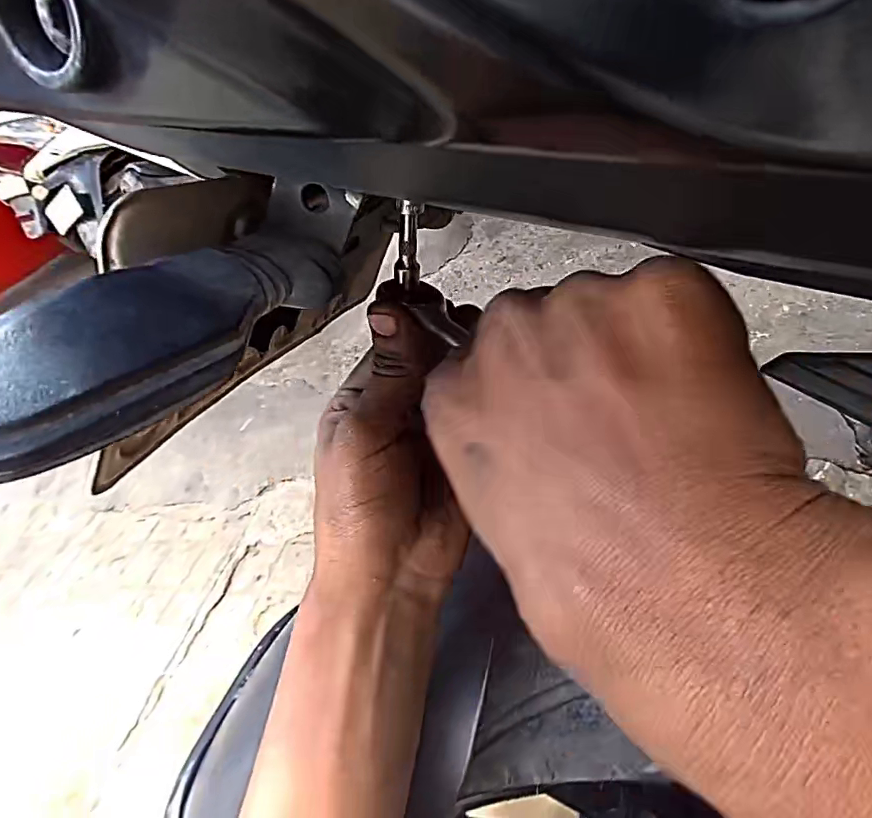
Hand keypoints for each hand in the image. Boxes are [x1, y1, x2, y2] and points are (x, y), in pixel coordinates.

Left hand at [310, 295, 469, 608]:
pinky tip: (512, 370)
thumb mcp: (362, 433)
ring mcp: (443, 419)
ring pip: (463, 370)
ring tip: (494, 344)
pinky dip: (498, 385)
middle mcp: (408, 399)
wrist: (394, 573)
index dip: (414, 314)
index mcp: (369, 392)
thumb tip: (391, 310)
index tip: (436, 297)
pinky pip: (486, 403)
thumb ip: (386, 374)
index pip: (395, 337)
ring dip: (476, 354)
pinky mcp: (472, 439)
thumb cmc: (358, 507)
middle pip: (434, 348)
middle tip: (472, 323)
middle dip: (451, 330)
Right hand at [420, 258, 826, 664]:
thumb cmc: (609, 587)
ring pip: (613, 302)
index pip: (493, 352)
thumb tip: (547, 438)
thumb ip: (510, 454)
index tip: (573, 396)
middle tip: (631, 406)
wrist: (701, 585)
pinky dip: (697, 325)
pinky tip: (708, 383)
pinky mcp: (661, 292)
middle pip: (550, 317)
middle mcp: (511, 335)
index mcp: (461, 396)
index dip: (542, 375)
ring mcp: (587, 306)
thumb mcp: (510, 529)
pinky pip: (677, 291)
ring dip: (640, 340)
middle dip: (586, 351)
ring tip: (677, 406)